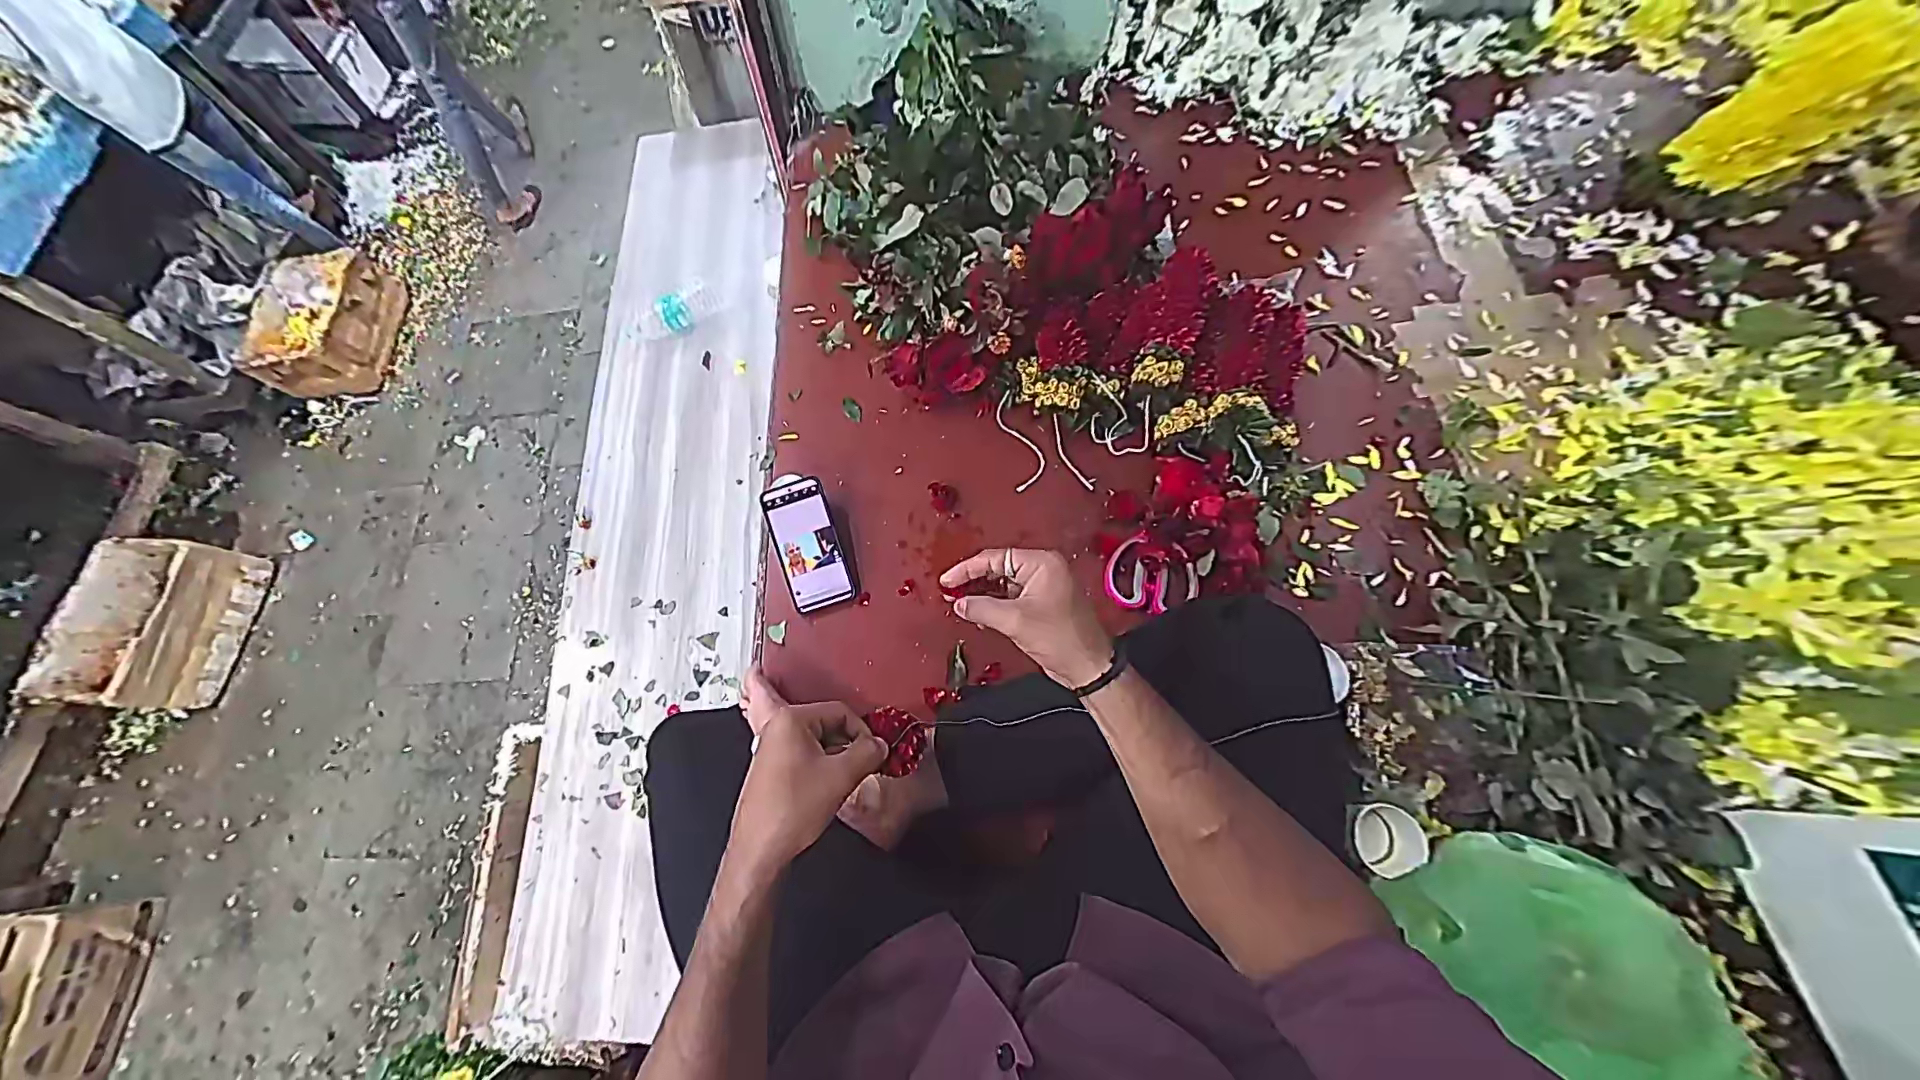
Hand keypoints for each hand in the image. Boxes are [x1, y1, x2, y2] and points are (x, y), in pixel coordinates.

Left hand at [729, 702, 886, 873]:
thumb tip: (880, 744)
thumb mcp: (841, 776)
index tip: (875, 752)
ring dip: (839, 760)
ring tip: (847, 782)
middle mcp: (778, 729)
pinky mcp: (772, 769)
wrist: (759, 851)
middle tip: (865, 767)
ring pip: (820, 744)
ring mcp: (773, 749)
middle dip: (851, 746)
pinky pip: (807, 758)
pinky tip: (829, 790)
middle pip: (830, 725)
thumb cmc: (793, 809)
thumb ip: (868, 753)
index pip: (841, 711)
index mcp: (791, 720)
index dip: (863, 732)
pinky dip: (824, 769)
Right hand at [941, 548, 1113, 687]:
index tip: (947, 580)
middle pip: (999, 567)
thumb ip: (982, 608)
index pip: (996, 557)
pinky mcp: (1041, 602)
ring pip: (1004, 582)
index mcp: (1042, 563)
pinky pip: (1012, 596)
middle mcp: (1044, 569)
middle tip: (950, 591)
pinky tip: (977, 611)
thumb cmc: (1059, 638)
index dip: (967, 569)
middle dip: (973, 580)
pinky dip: (994, 603)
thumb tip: (958, 603)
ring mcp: (1043, 586)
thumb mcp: (1015, 621)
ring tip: (958, 601)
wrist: (1087, 665)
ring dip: (982, 593)